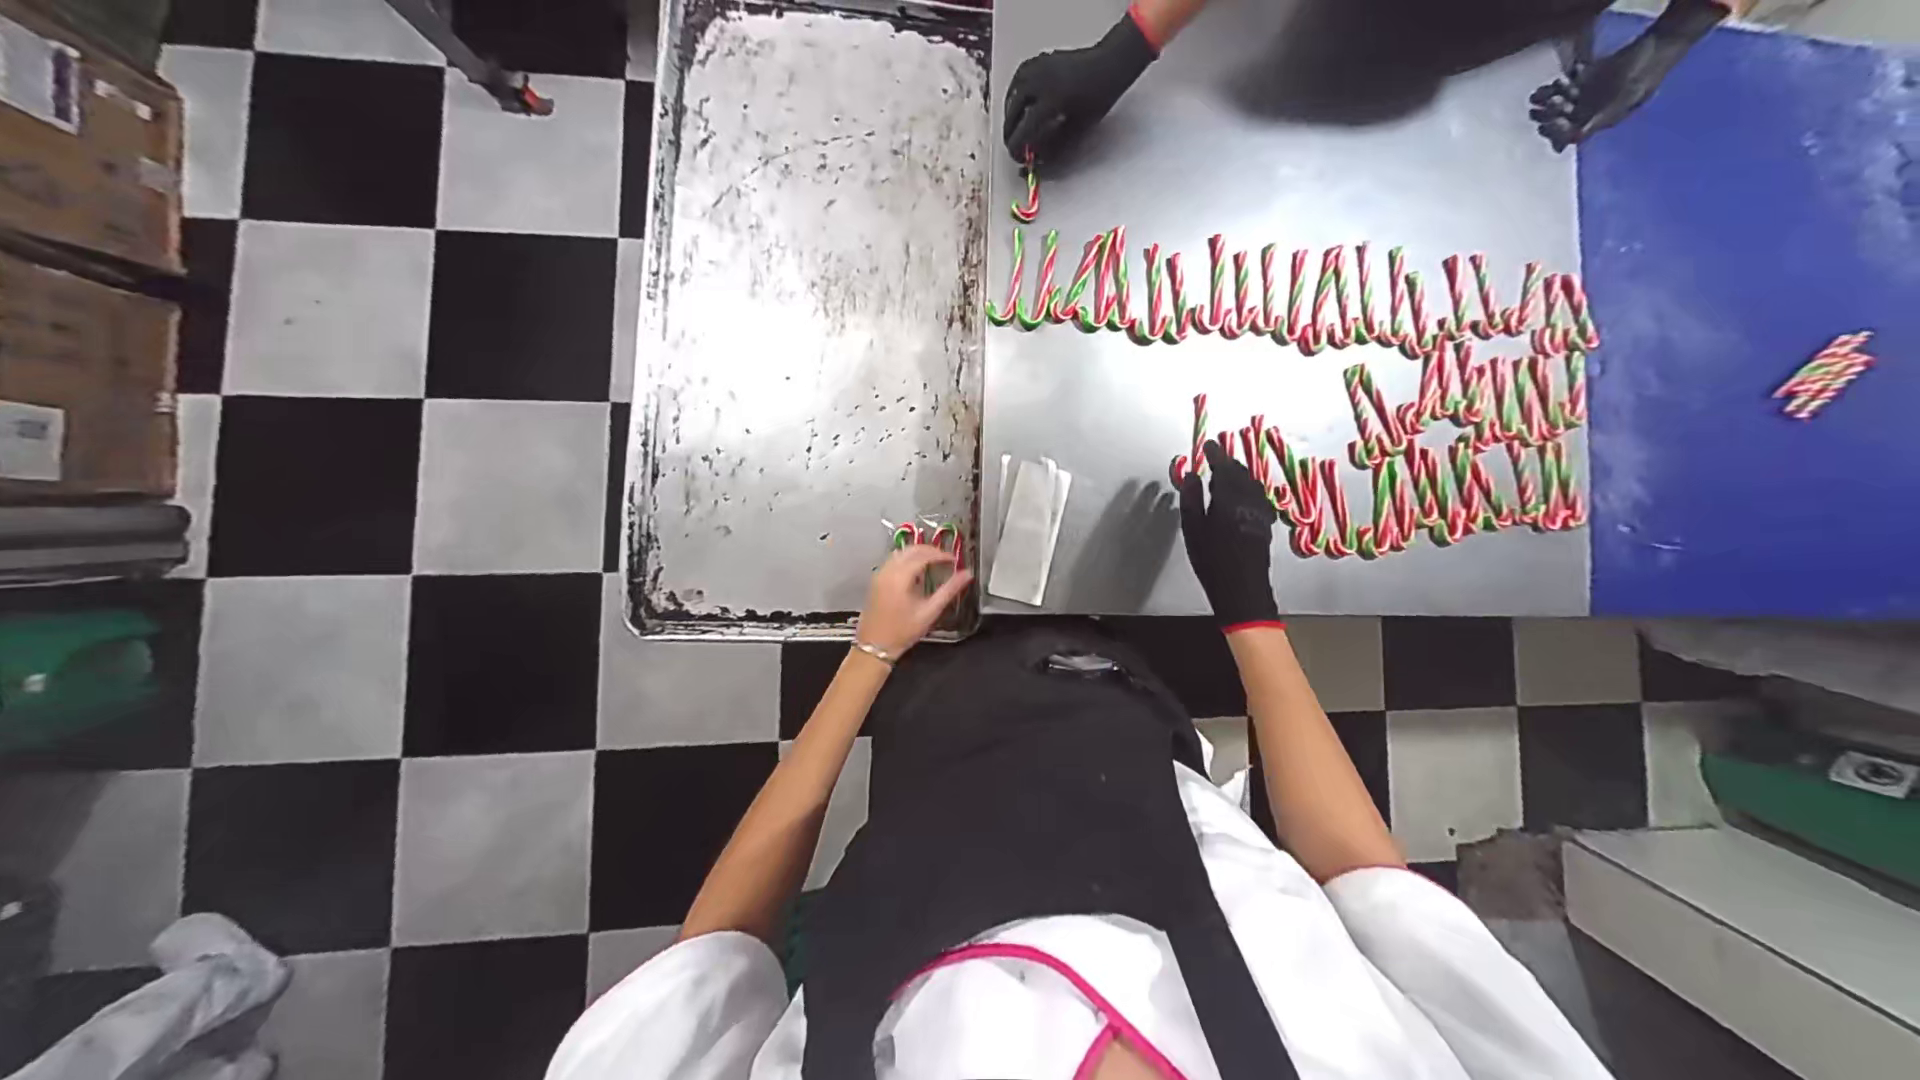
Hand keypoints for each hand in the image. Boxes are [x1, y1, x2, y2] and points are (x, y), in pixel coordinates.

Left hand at [855, 545, 974, 658]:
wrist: (875, 646)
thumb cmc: (904, 631)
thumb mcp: (930, 612)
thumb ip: (949, 590)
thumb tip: (967, 574)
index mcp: (901, 577)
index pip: (923, 555)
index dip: (941, 554)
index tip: (954, 560)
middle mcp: (888, 571)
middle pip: (911, 549)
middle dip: (930, 550)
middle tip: (946, 558)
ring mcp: (879, 574)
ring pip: (901, 553)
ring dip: (918, 553)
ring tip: (934, 562)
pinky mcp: (876, 580)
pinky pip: (893, 561)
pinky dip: (907, 559)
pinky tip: (917, 571)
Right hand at [1003, 12, 1157, 165]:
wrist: (1108, 63)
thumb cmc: (1097, 98)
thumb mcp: (1077, 130)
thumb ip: (1054, 148)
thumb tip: (1035, 160)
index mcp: (1050, 100)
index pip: (1023, 131)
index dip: (1017, 149)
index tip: (1017, 159)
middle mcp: (1038, 82)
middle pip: (1013, 114)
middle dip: (1010, 133)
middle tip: (1014, 146)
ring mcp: (1036, 68)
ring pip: (1012, 97)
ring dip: (1010, 116)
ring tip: (1014, 129)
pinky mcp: (1037, 61)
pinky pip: (1017, 83)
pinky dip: (1014, 97)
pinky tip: (1018, 107)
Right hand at [1178, 440, 1279, 630]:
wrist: (1242, 588)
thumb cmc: (1212, 560)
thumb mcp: (1193, 529)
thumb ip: (1192, 499)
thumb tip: (1191, 475)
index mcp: (1229, 499)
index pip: (1224, 468)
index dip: (1216, 454)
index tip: (1209, 444)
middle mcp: (1249, 501)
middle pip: (1241, 474)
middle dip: (1228, 462)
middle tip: (1216, 456)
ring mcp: (1260, 512)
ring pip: (1251, 484)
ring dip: (1239, 474)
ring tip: (1226, 473)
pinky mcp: (1265, 523)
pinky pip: (1258, 496)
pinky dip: (1248, 487)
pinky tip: (1242, 494)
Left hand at [1529, 0, 1727, 151]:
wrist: (1655, 48)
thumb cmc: (1645, 78)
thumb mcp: (1626, 100)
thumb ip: (1600, 119)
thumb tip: (1576, 139)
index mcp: (1589, 125)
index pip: (1563, 136)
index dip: (1555, 132)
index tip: (1555, 122)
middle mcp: (1580, 115)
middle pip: (1553, 121)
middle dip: (1550, 114)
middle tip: (1556, 101)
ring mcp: (1578, 98)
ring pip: (1553, 104)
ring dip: (1552, 97)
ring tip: (1561, 84)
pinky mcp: (1578, 81)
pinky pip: (1560, 86)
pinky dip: (1560, 83)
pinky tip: (1569, 75)